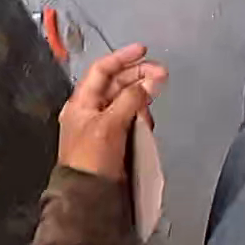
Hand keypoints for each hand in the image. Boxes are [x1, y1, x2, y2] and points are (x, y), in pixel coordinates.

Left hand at [58, 44, 167, 180]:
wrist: (88, 195)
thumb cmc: (93, 157)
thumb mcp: (110, 124)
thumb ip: (131, 100)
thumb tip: (151, 81)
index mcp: (82, 102)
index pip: (102, 70)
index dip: (122, 57)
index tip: (144, 50)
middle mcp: (92, 108)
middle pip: (117, 83)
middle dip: (139, 76)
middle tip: (162, 75)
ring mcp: (105, 123)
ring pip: (127, 99)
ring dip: (141, 98)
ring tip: (151, 104)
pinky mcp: (116, 137)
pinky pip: (131, 117)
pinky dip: (141, 115)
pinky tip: (147, 122)